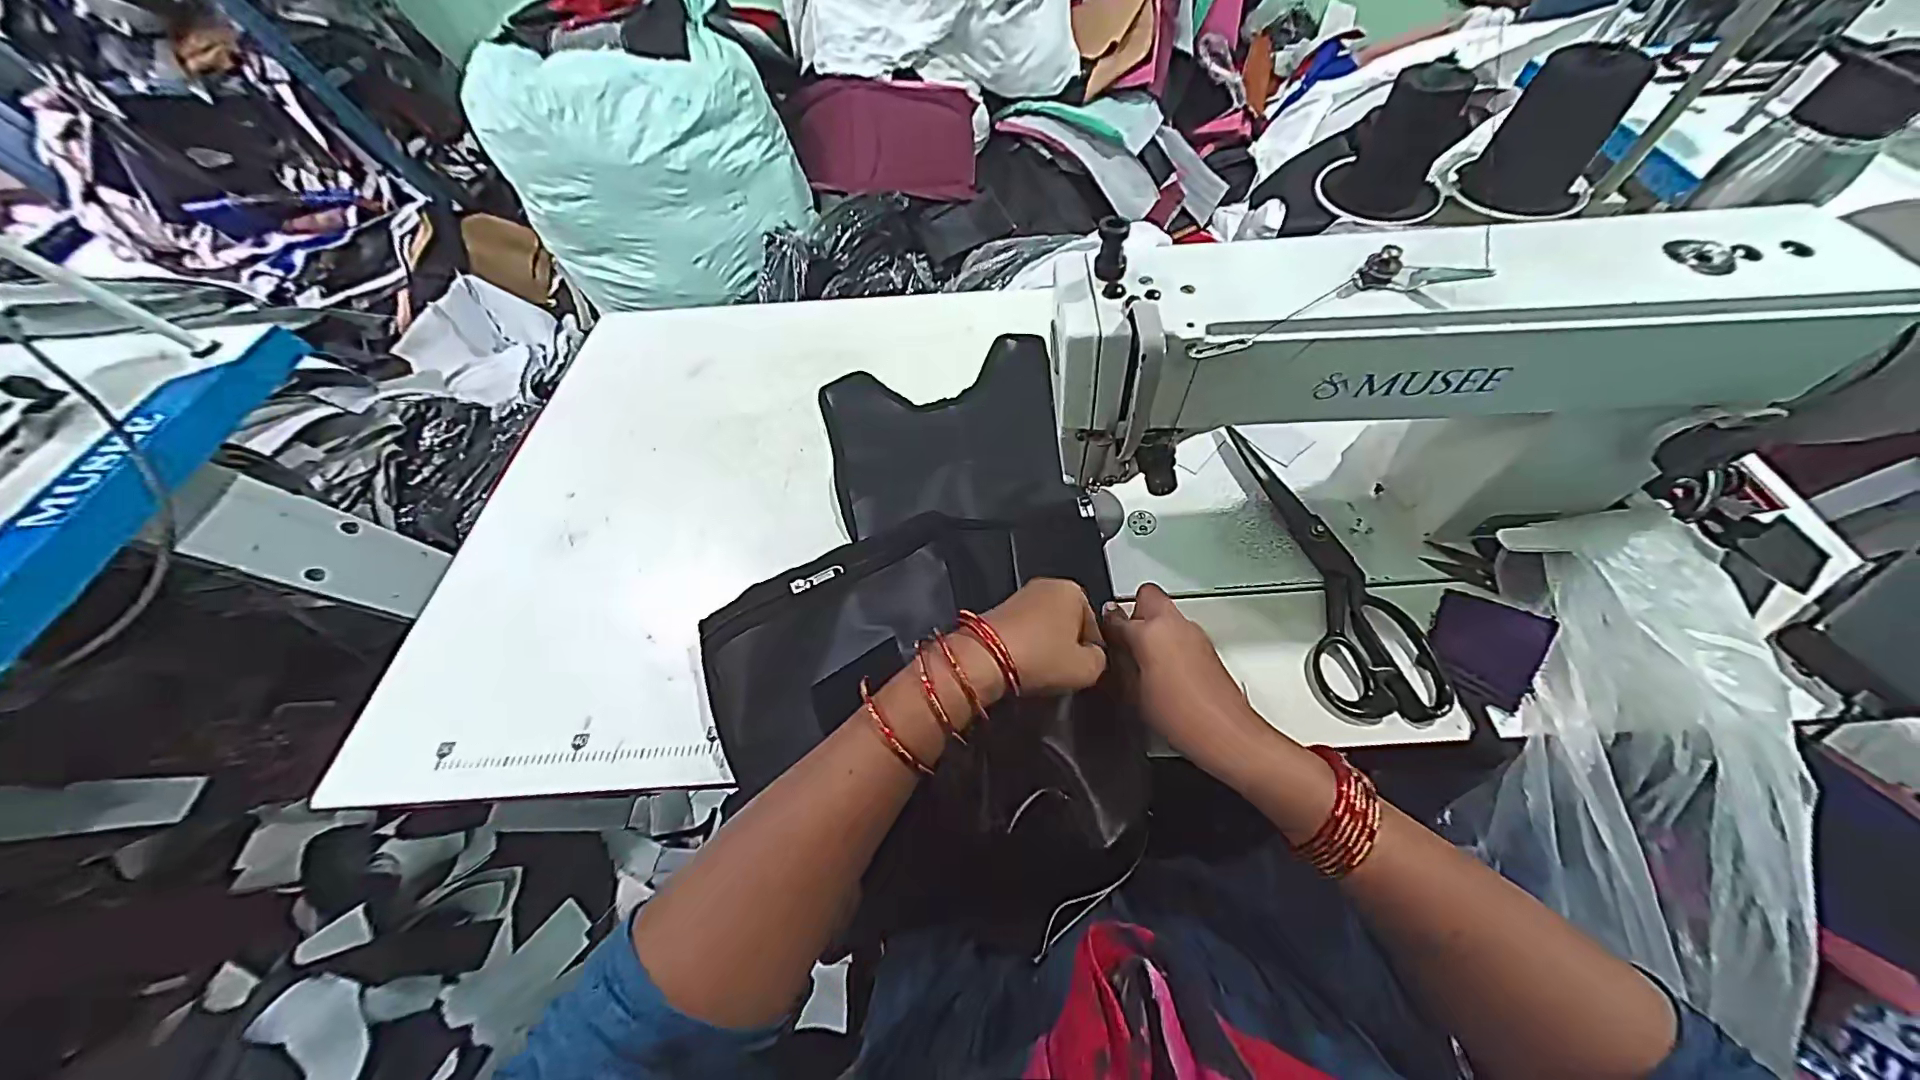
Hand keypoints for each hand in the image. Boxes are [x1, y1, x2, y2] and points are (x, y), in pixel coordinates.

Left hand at [977, 579, 1107, 696]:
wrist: (985, 658)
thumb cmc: (1040, 658)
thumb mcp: (1088, 669)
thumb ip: (1101, 660)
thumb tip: (1094, 657)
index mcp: (1073, 590)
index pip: (1095, 626)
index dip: (1091, 653)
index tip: (1082, 670)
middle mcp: (1047, 585)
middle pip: (1069, 624)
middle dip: (1067, 646)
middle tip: (1063, 671)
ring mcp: (1021, 595)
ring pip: (1046, 628)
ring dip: (1046, 647)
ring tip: (1041, 670)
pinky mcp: (1000, 609)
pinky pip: (1024, 630)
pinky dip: (1027, 645)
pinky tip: (1023, 663)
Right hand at [1104, 584, 1285, 778]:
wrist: (1225, 733)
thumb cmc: (1183, 717)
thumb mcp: (1133, 693)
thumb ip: (1118, 662)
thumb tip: (1111, 650)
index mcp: (1150, 631)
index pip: (1116, 616)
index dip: (1106, 627)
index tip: (1104, 637)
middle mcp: (1175, 624)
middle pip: (1147, 596)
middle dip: (1133, 611)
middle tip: (1124, 637)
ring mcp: (1194, 633)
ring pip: (1167, 613)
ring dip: (1153, 627)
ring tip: (1142, 658)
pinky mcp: (1207, 646)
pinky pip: (1181, 631)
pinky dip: (1169, 641)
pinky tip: (1162, 670)